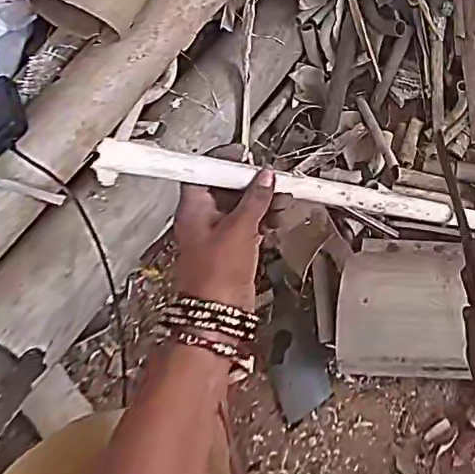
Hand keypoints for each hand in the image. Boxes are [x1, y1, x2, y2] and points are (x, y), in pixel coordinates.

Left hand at [173, 168, 274, 308]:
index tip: (244, 156)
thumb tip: (264, 178)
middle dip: (250, 182)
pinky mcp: (231, 248)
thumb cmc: (215, 278)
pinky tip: (277, 216)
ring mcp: (217, 233)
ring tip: (282, 199)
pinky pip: (247, 223)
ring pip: (240, 205)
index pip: (205, 171)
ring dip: (262, 200)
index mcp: (193, 208)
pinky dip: (263, 217)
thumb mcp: (239, 228)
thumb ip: (255, 199)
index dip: (225, 160)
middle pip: (226, 187)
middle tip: (270, 178)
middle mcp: (202, 218)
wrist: (219, 317)